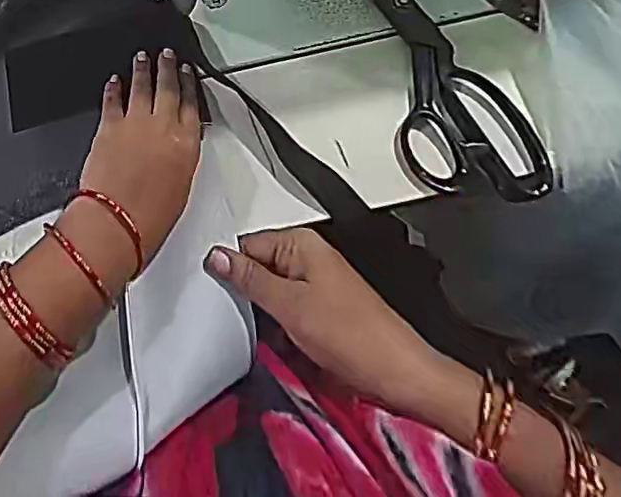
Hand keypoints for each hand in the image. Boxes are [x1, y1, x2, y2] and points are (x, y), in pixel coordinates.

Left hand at [76, 49, 203, 269]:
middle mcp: (162, 127)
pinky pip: (112, 99)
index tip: (187, 73)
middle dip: (168, 67)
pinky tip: (114, 81)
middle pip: (167, 87)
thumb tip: (174, 150)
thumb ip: (179, 160)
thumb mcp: (180, 188)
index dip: (189, 85)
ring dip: (142, 69)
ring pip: (140, 85)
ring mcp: (134, 123)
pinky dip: (113, 88)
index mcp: (186, 145)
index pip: (191, 105)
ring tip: (142, 57)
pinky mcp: (108, 125)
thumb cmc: (149, 218)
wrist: (116, 223)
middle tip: (167, 54)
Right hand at [207, 228, 460, 420]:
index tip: (219, 289)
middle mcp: (309, 257)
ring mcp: (317, 284)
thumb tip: (218, 257)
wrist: (403, 378)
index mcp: (301, 242)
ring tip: (272, 333)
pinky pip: (287, 310)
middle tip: (247, 316)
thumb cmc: (358, 337)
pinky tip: (284, 342)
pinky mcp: (322, 309)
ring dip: (265, 314)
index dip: (231, 268)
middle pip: (258, 267)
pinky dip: (281, 325)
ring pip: (271, 292)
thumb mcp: (290, 305)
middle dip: (249, 293)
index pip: (246, 244)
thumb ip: (249, 278)